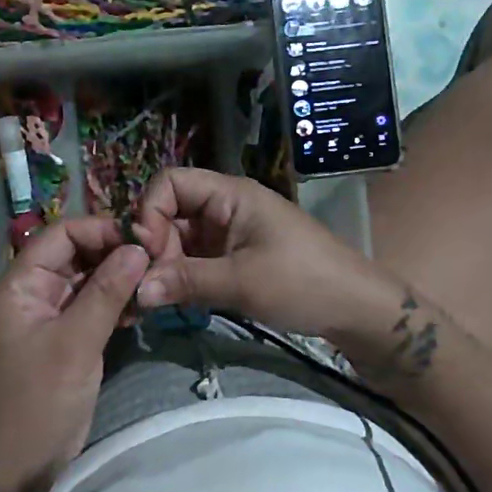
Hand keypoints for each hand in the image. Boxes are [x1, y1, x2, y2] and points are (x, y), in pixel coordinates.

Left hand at [0, 218, 148, 491]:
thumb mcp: (74, 344)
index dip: (100, 229)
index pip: (61, 235)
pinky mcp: (65, 341)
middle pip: (76, 255)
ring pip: (87, 281)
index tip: (143, 238)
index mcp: (20, 284)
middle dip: (115, 253)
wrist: (14, 471)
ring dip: (119, 278)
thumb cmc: (37, 403)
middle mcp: (32, 293)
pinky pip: (92, 308)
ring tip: (155, 281)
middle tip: (158, 259)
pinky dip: (116, 303)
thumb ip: (106, 292)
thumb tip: (137, 247)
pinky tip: (142, 306)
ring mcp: (49, 318)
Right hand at [130, 168, 401, 341]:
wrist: (355, 309)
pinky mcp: (232, 258)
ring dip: (166, 265)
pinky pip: (194, 260)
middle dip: (155, 246)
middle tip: (151, 284)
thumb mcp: (241, 282)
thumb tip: (136, 289)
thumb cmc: (302, 282)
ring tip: (158, 297)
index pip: (170, 182)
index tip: (148, 253)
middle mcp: (224, 208)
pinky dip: (181, 277)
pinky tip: (174, 300)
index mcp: (230, 195)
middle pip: (169, 213)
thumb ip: (185, 281)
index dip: (150, 211)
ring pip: (178, 240)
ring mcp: (228, 234)